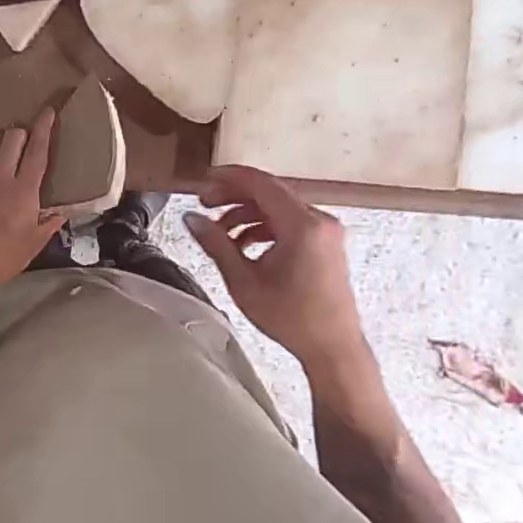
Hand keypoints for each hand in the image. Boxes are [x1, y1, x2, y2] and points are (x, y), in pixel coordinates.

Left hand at [0, 107, 65, 307]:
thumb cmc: (5, 259)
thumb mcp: (35, 242)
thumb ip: (49, 222)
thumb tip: (59, 212)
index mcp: (23, 190)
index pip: (36, 150)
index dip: (44, 128)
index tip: (47, 112)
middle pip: (10, 139)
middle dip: (21, 131)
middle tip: (28, 135)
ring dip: (3, 150)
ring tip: (10, 160)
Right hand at [183, 165, 367, 369]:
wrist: (331, 344)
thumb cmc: (290, 317)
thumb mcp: (243, 280)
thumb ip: (216, 244)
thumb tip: (192, 218)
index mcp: (302, 226)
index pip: (262, 184)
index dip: (229, 177)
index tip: (203, 179)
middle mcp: (319, 221)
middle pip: (270, 192)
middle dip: (234, 195)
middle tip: (203, 203)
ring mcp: (324, 231)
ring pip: (278, 207)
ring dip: (246, 213)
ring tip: (218, 230)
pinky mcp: (324, 242)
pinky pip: (288, 222)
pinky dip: (262, 225)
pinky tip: (241, 243)